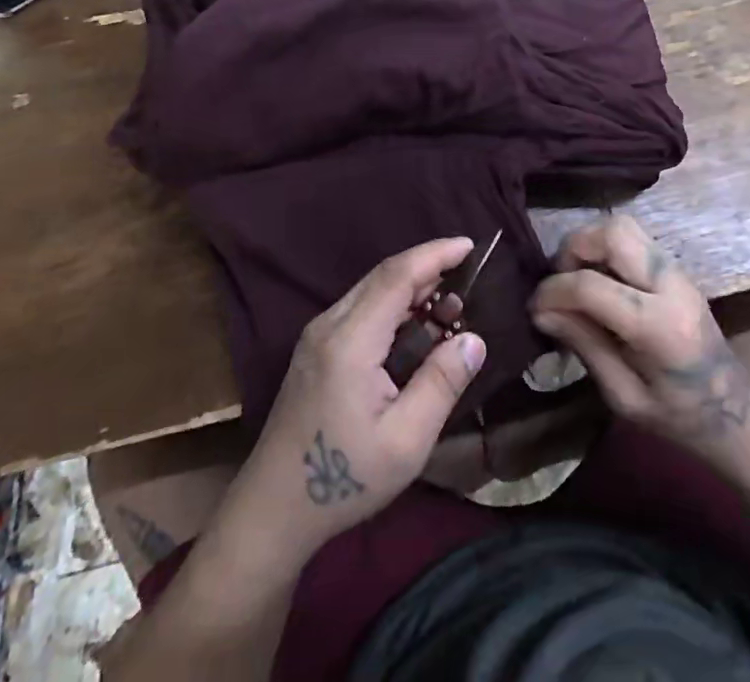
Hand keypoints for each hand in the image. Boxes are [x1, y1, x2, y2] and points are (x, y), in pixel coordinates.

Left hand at [223, 238, 487, 558]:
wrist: (276, 503)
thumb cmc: (346, 477)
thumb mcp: (406, 440)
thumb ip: (440, 383)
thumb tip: (473, 339)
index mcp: (349, 341)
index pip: (395, 277)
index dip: (434, 255)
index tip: (469, 245)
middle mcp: (328, 326)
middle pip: (380, 277)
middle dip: (426, 269)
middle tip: (470, 281)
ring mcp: (316, 336)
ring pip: (368, 293)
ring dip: (409, 291)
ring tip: (451, 307)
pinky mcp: (314, 351)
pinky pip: (358, 312)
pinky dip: (391, 309)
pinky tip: (415, 330)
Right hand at [529, 216, 749, 462]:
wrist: (734, 411)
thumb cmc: (677, 415)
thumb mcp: (622, 395)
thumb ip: (584, 345)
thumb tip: (540, 311)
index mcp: (661, 327)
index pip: (590, 286)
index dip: (552, 292)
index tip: (535, 309)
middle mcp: (673, 287)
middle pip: (613, 233)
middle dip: (573, 249)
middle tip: (559, 281)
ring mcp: (678, 273)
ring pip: (622, 227)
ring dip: (588, 245)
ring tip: (575, 279)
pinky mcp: (675, 269)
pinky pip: (631, 240)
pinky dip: (603, 250)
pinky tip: (596, 282)